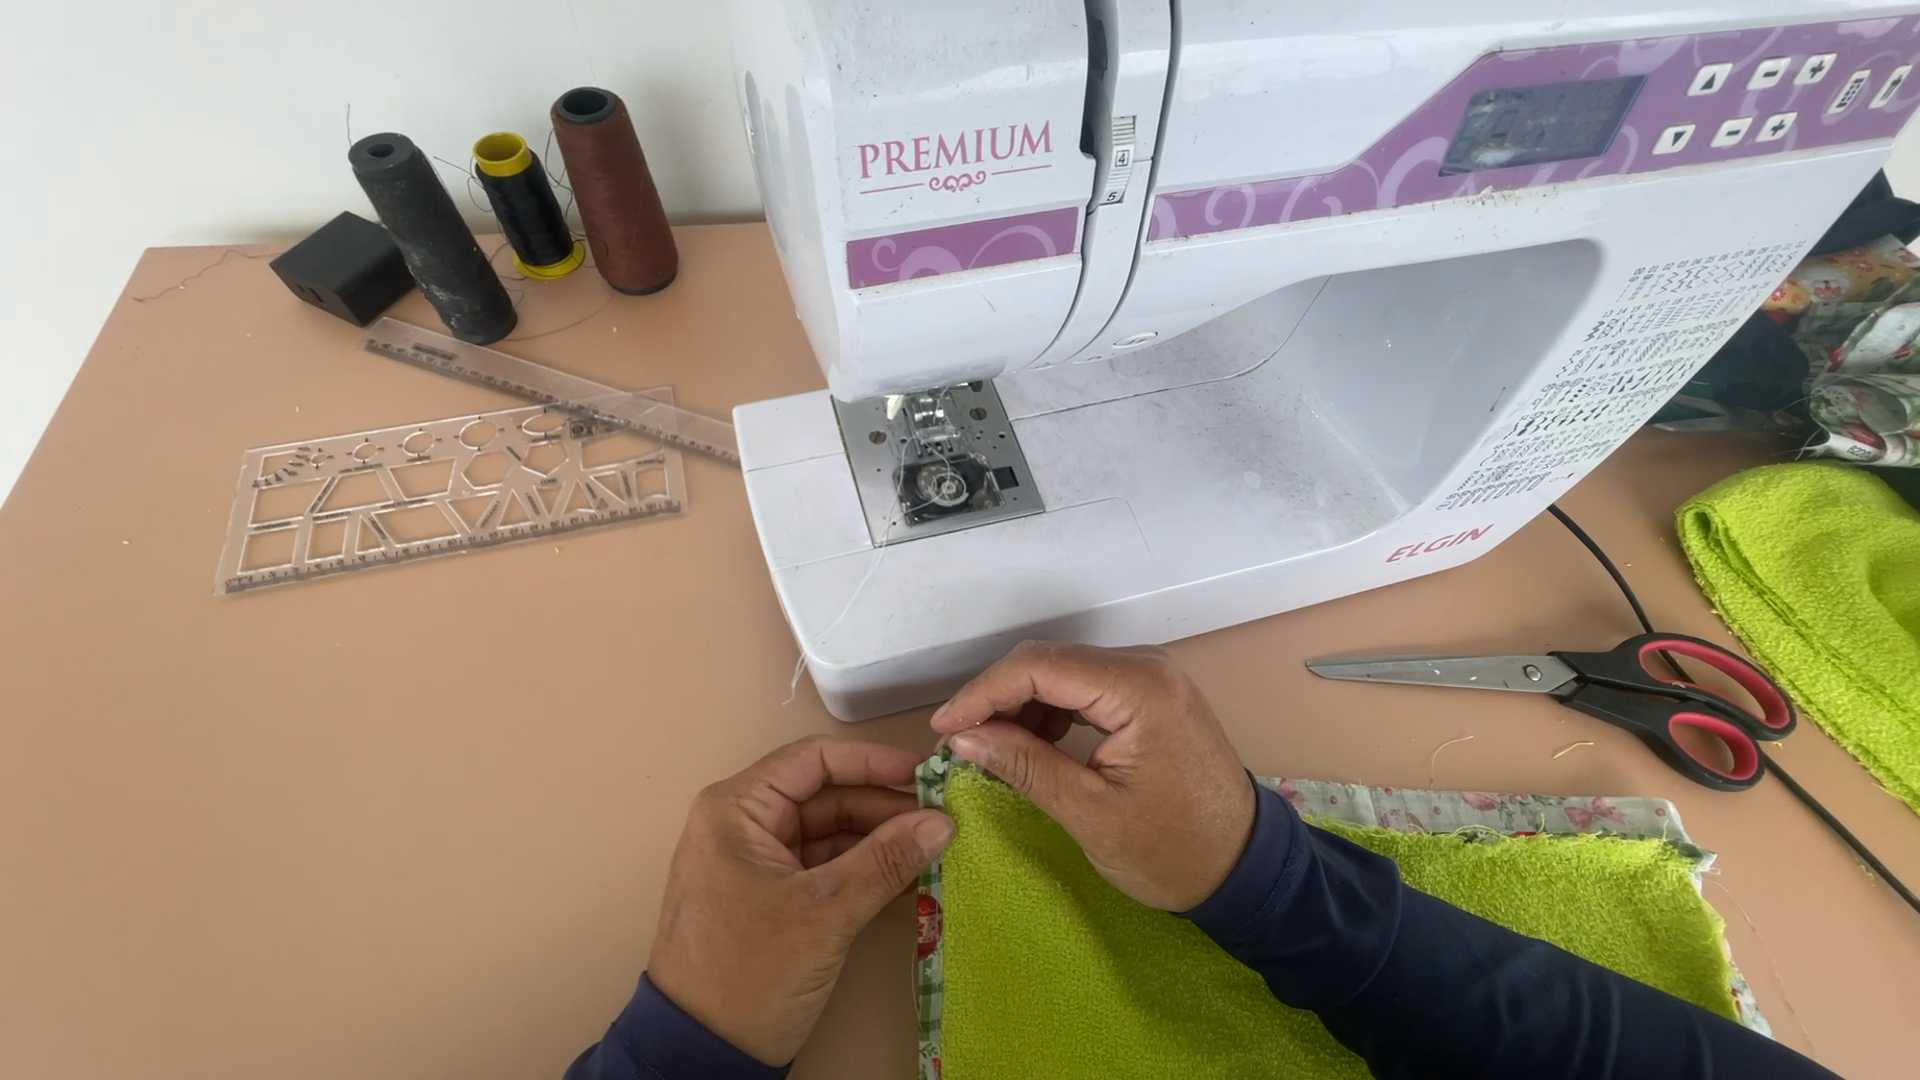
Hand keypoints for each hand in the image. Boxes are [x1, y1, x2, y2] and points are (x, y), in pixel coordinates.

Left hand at [647, 735, 954, 1065]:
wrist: (697, 1063)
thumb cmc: (748, 974)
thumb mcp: (824, 913)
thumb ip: (886, 860)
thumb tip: (944, 821)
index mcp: (738, 808)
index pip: (815, 759)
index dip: (873, 761)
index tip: (923, 774)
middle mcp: (745, 821)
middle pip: (827, 793)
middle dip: (883, 805)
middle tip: (939, 816)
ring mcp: (759, 857)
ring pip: (832, 828)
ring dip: (880, 838)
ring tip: (932, 846)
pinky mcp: (773, 890)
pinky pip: (826, 862)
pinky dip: (864, 867)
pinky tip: (908, 875)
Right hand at [930, 642, 1253, 910]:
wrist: (1245, 868)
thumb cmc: (1174, 851)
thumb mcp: (1091, 814)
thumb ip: (1024, 765)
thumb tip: (963, 736)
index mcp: (1138, 688)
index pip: (1039, 667)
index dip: (983, 693)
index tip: (944, 728)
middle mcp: (1144, 665)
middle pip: (1048, 662)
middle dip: (997, 698)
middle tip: (960, 741)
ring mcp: (1148, 676)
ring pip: (1061, 672)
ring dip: (1020, 705)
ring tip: (988, 747)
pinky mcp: (1146, 692)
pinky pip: (1083, 687)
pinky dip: (1048, 710)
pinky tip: (1028, 743)